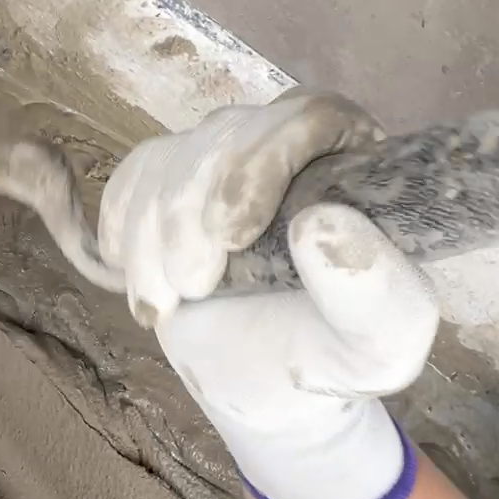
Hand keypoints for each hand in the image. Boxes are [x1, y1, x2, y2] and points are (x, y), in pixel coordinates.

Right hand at [98, 92, 438, 498]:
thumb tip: (319, 222)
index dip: (258, 167)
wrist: (263, 377)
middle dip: (190, 214)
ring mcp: (217, 156)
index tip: (230, 238)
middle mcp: (281, 141)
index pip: (304, 120)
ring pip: (165, 161)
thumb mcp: (376, 348)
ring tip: (162, 303)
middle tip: (190, 287)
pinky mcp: (165, 178)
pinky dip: (122, 229)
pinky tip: (137, 275)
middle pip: (221, 138)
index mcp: (350, 162)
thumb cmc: (327, 357)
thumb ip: (373, 292)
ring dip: (149, 237)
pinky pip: (129, 179)